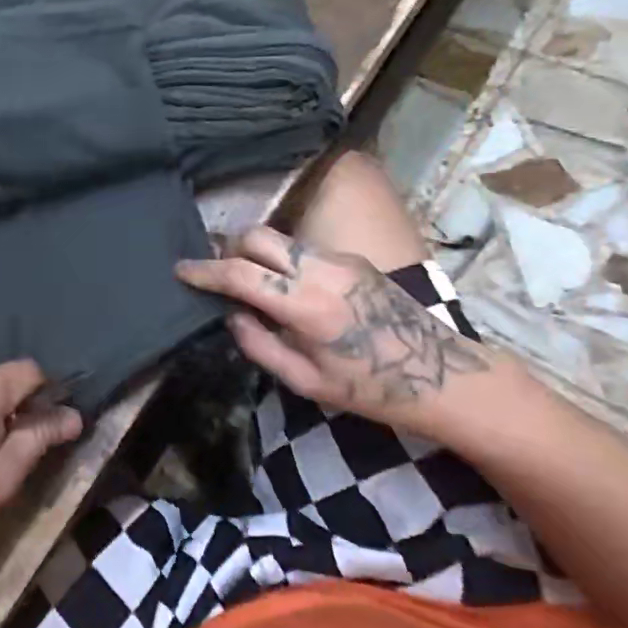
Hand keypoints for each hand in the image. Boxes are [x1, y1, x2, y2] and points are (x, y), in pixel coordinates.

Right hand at [177, 227, 522, 442]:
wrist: (448, 377)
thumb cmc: (371, 390)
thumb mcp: (305, 382)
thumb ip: (259, 345)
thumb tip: (232, 314)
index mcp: (304, 305)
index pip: (238, 273)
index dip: (203, 270)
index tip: (180, 270)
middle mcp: (320, 270)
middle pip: (255, 237)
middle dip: (228, 250)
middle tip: (218, 275)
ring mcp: (340, 259)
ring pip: (279, 238)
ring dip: (255, 253)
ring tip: (251, 281)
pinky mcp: (354, 259)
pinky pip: (302, 248)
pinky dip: (282, 259)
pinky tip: (287, 288)